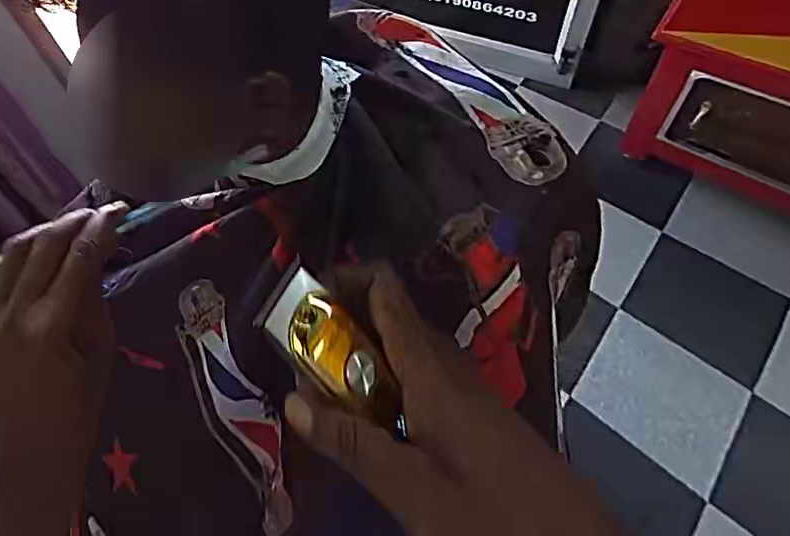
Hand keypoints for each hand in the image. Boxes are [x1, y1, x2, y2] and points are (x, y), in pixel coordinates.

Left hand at [0, 207, 120, 535]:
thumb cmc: (77, 413)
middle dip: (75, 221)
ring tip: (71, 226)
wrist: (30, 458)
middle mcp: (14, 314)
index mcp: (49, 327)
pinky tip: (36, 251)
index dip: (101, 228)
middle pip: (44, 245)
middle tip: (100, 213)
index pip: (78, 258)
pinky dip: (17, 253)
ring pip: (14, 250)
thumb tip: (98, 254)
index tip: (120, 210)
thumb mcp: (100, 353)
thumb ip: (95, 299)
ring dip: (44, 231)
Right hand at [283, 264, 623, 535]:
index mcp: (428, 366)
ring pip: (399, 347)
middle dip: (339, 326)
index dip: (341, 278)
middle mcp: (445, 361)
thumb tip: (291, 401)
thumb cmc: (497, 518)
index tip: (303, 304)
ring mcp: (463, 383)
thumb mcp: (414, 492)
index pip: (382, 287)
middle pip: (385, 314)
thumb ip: (352, 443)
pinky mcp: (473, 409)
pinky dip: (385, 383)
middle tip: (305, 363)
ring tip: (328, 393)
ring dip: (359, 357)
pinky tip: (375, 423)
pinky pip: (417, 374)